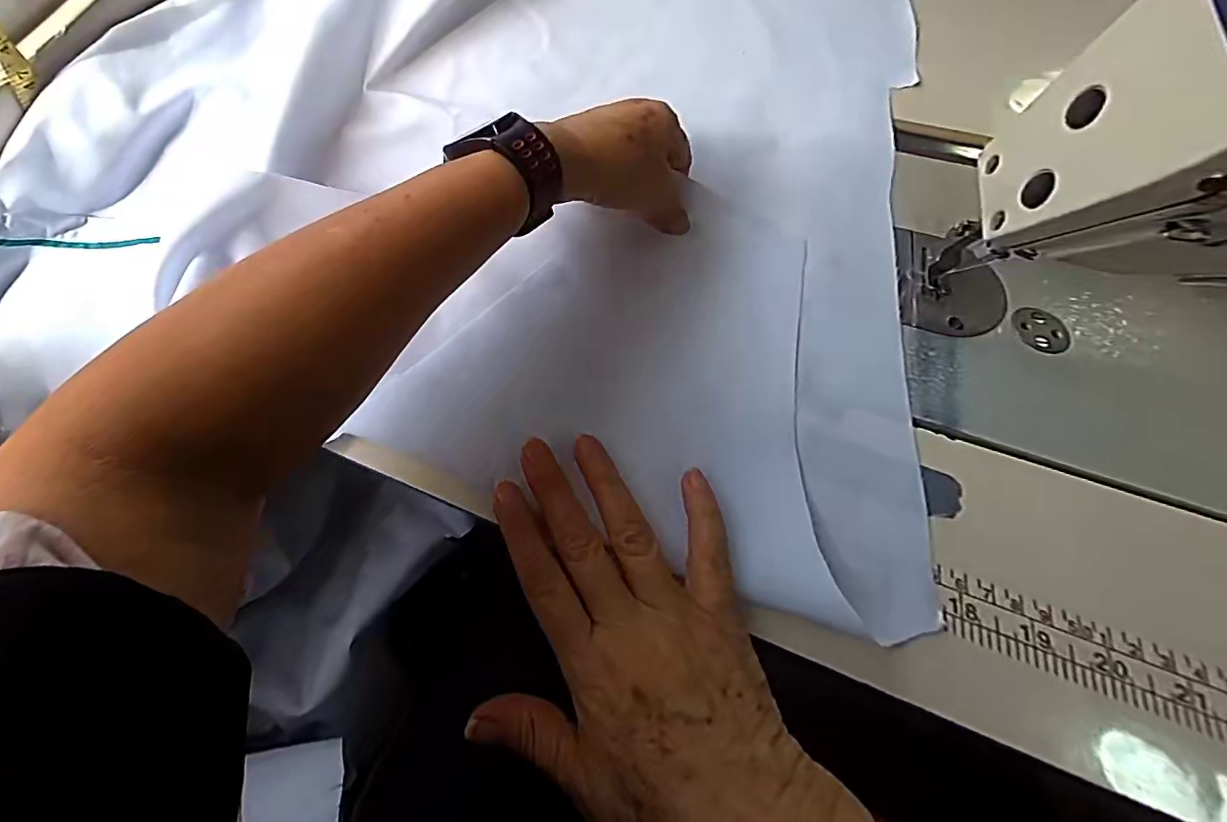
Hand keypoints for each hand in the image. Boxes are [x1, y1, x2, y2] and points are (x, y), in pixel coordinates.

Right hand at [466, 436, 870, 821]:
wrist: (758, 816)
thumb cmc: (665, 795)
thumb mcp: (585, 777)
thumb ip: (530, 733)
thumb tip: (474, 720)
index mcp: (591, 662)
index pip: (545, 581)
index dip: (523, 532)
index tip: (506, 490)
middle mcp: (629, 628)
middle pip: (583, 548)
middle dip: (555, 493)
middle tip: (535, 449)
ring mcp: (678, 618)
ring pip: (634, 540)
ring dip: (608, 490)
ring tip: (587, 447)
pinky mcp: (721, 621)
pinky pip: (712, 562)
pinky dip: (704, 519)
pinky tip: (692, 481)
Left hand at [541, 98, 691, 234]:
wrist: (558, 160)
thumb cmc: (611, 164)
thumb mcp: (654, 197)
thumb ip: (671, 210)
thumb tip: (675, 220)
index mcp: (663, 116)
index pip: (680, 154)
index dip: (675, 182)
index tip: (667, 199)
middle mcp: (632, 109)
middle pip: (649, 150)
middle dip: (646, 175)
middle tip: (641, 198)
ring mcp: (600, 118)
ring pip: (619, 151)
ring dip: (618, 172)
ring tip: (612, 192)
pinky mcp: (572, 131)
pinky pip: (592, 153)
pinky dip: (594, 168)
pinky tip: (590, 184)